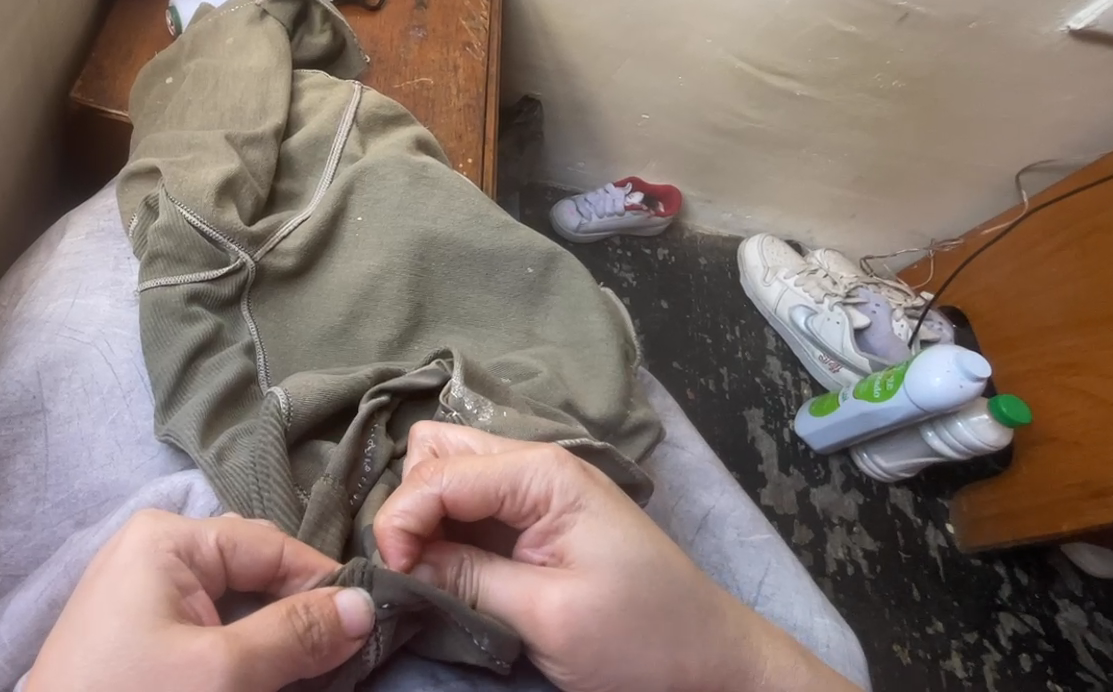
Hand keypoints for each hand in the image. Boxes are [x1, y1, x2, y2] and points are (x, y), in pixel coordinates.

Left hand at [27, 509, 375, 691]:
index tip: (373, 614)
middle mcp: (155, 548)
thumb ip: (294, 635)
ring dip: (274, 631)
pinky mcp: (138, 630)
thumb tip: (364, 603)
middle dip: (299, 606)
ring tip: (317, 661)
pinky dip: (242, 646)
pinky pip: (207, 623)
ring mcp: (143, 589)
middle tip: (351, 645)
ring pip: (233, 599)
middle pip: (250, 568)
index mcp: (168, 537)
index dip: (321, 579)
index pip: (266, 544)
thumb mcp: (221, 673)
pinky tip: (268, 668)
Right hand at [374, 423, 856, 691]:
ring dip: (424, 507)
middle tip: (411, 562)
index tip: (394, 573)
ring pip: (445, 463)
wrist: (718, 663)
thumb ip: (467, 580)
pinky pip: (467, 493)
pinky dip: (444, 519)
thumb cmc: (644, 641)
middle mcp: (531, 460)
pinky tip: (447, 557)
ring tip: (427, 560)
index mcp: (540, 472)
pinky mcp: (533, 507)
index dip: (403, 519)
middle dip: (410, 501)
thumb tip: (399, 563)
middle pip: (436, 448)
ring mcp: (533, 481)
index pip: (440, 474)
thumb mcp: (550, 618)